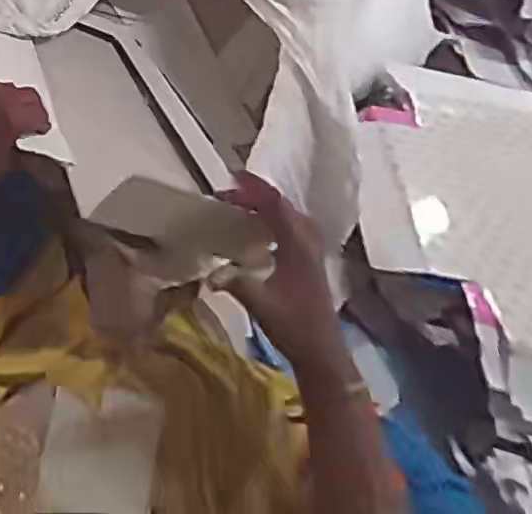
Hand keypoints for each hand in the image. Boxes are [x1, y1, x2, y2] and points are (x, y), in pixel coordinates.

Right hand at [221, 173, 347, 381]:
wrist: (323, 353)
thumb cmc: (294, 326)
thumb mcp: (259, 302)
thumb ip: (233, 281)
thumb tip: (208, 271)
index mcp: (298, 244)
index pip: (276, 204)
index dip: (254, 188)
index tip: (232, 178)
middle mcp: (309, 241)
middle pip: (283, 205)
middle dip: (256, 194)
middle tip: (230, 193)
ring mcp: (313, 250)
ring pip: (290, 214)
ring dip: (267, 205)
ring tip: (242, 205)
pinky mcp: (312, 260)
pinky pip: (293, 226)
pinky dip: (275, 218)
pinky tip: (261, 228)